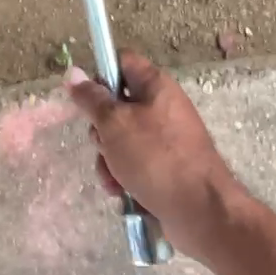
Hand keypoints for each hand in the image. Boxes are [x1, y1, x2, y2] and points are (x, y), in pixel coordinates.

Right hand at [64, 52, 247, 256]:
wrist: (201, 212)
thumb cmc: (156, 158)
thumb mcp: (114, 123)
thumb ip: (91, 98)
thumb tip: (73, 73)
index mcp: (155, 86)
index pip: (121, 62)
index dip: (100, 75)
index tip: (86, 98)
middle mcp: (162, 107)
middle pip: (117, 105)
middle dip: (101, 129)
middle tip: (102, 144)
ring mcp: (166, 139)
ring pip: (122, 138)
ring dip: (109, 158)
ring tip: (113, 178)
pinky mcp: (167, 167)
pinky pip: (135, 162)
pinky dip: (124, 175)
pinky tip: (121, 191)